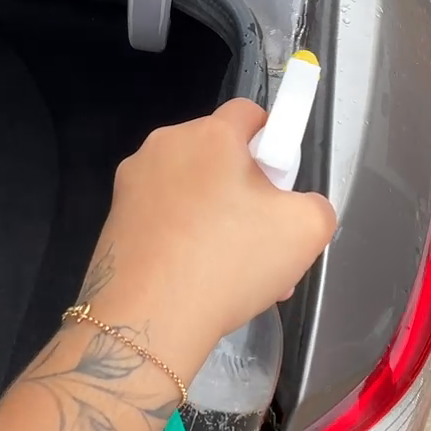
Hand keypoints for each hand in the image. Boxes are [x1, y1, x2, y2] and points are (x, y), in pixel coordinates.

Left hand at [80, 99, 337, 378]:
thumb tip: (297, 205)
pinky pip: (163, 214)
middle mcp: (165, 145)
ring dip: (215, 217)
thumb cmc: (230, 260)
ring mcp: (132, 180)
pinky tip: (198, 280)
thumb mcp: (306, 230)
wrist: (149, 318)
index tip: (279, 184)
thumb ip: (315, 204)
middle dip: (244, 187)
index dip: (273, 142)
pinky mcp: (115, 215)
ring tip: (233, 273)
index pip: (248, 112)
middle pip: (217, 153)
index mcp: (209, 134)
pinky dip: (183, 236)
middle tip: (261, 237)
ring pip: (190, 187)